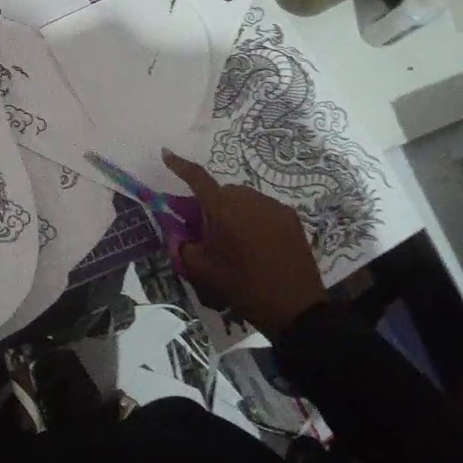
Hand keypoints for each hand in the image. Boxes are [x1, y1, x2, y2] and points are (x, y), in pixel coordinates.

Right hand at [163, 150, 326, 338]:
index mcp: (223, 208)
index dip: (180, 165)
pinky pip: (264, 209)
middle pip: (222, 192)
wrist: (295, 308)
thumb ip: (183, 248)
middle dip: (212, 206)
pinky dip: (255, 219)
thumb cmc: (244, 287)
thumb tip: (177, 236)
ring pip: (244, 199)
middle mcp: (248, 198)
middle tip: (210, 233)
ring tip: (238, 242)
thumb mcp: (204, 271)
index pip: (197, 178)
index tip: (167, 154)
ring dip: (235, 212)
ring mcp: (273, 206)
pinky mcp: (291, 217)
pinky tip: (260, 245)